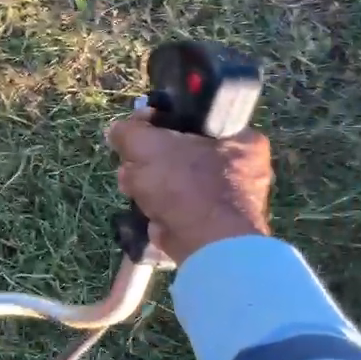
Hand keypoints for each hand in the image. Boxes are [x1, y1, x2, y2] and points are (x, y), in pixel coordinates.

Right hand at [107, 109, 273, 264]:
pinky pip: (174, 196)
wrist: (204, 241)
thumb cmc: (183, 184)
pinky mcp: (212, 215)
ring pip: (169, 173)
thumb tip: (120, 131)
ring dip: (143, 179)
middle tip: (134, 165)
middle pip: (174, 148)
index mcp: (239, 137)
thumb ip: (128, 129)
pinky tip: (144, 204)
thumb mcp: (145, 143)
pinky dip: (155, 199)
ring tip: (135, 188)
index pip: (190, 118)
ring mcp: (227, 192)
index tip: (138, 132)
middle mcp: (240, 163)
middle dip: (144, 158)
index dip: (158, 123)